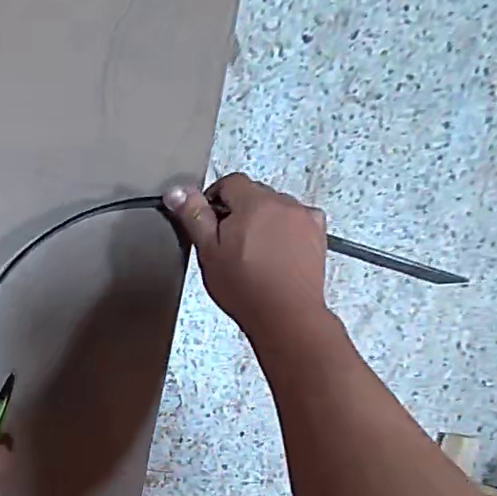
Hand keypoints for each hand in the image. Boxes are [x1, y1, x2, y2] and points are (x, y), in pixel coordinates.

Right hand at [164, 173, 332, 340]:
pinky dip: (280, 231)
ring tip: (248, 252)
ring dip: (259, 221)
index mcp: (255, 203)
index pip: (230, 182)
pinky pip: (293, 221)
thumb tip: (178, 192)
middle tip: (224, 242)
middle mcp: (284, 204)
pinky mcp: (317, 235)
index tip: (207, 220)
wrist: (284, 313)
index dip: (212, 199)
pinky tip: (270, 254)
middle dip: (236, 211)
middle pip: (253, 193)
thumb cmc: (245, 286)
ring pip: (273, 207)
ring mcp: (305, 219)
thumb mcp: (207, 250)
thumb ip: (193, 215)